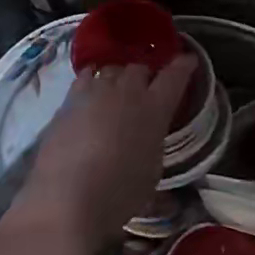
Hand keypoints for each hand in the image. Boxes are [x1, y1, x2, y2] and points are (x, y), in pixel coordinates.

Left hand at [8, 55, 198, 251]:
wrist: (68, 194)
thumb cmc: (119, 193)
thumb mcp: (150, 173)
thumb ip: (151, 148)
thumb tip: (148, 147)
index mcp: (154, 110)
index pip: (174, 77)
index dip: (182, 67)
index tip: (187, 60)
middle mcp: (125, 92)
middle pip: (138, 68)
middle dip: (146, 73)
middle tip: (147, 84)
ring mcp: (93, 92)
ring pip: (110, 69)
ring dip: (118, 75)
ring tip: (118, 85)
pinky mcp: (68, 100)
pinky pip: (85, 77)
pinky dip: (93, 77)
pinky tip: (91, 85)